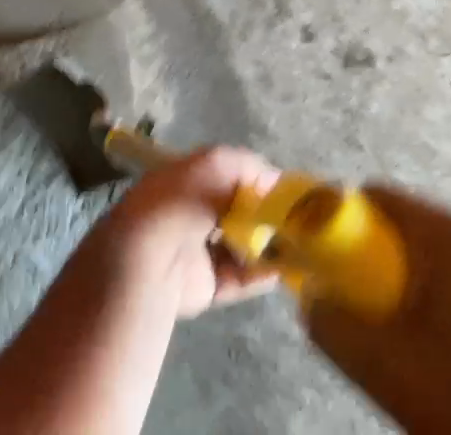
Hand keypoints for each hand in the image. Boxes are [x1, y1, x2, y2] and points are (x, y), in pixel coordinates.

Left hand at [98, 147, 282, 318]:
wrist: (153, 257)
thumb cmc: (180, 201)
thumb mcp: (213, 164)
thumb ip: (244, 165)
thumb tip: (273, 178)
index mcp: (182, 181)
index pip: (224, 177)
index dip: (254, 182)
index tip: (284, 191)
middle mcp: (187, 214)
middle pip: (235, 213)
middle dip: (264, 216)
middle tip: (295, 221)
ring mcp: (195, 252)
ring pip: (240, 247)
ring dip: (266, 247)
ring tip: (297, 246)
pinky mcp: (203, 286)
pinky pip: (238, 279)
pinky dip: (260, 275)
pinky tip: (281, 270)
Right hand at [305, 184, 450, 434]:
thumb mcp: (390, 372)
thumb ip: (332, 324)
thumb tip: (313, 297)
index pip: (378, 198)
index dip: (344, 232)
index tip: (339, 280)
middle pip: (416, 233)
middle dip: (388, 274)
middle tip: (389, 333)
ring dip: (430, 299)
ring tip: (439, 363)